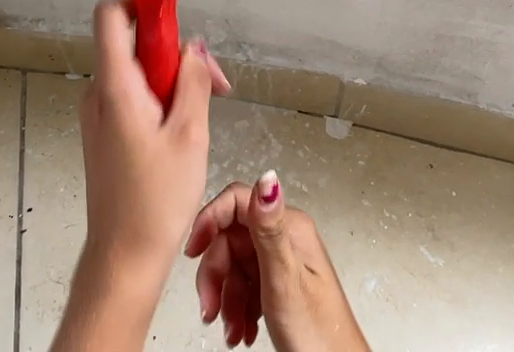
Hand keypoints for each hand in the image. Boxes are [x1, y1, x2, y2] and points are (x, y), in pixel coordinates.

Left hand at [52, 0, 231, 350]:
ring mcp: (98, 112)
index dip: (140, 1)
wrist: (123, 257)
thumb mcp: (190, 133)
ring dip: (171, 77)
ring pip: (137, 70)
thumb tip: (193, 45)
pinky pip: (131, 94)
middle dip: (175, 49)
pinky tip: (181, 128)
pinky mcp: (104, 130)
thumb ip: (193, 79)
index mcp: (115, 86)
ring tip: (201, 111)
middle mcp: (98, 92)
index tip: (174, 12)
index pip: (110, 14)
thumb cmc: (157, 198)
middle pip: (133, 42)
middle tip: (213, 80)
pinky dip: (159, 97)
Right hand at [184, 172, 369, 350]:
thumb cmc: (319, 334)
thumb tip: (267, 177)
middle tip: (210, 306)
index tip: (194, 250)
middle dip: (215, 274)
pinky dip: (236, 309)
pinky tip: (241, 330)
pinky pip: (244, 285)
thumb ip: (269, 229)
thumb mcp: (284, 280)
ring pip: (234, 265)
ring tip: (230, 329)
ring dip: (224, 298)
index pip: (237, 202)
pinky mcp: (278, 283)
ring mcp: (281, 261)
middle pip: (230, 238)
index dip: (210, 221)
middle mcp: (285, 237)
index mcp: (289, 226)